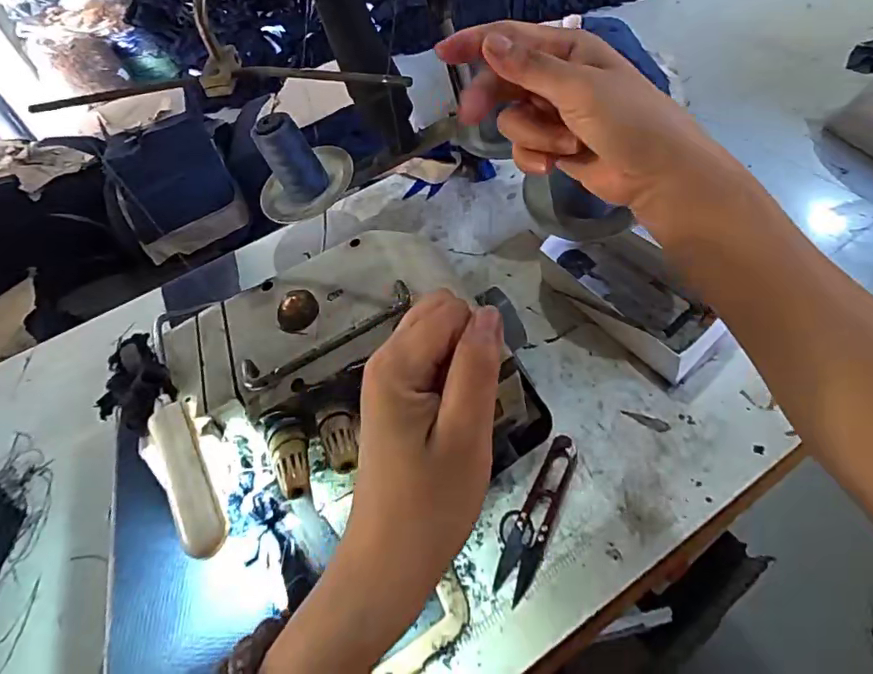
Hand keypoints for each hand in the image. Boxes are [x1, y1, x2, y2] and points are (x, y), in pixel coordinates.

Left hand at [264, 291, 500, 672]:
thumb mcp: (466, 435)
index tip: (482, 389)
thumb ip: (477, 367)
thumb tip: (488, 312)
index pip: (450, 310)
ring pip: (436, 334)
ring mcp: (386, 377)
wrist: (389, 562)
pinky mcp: (392, 395)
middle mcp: (384, 359)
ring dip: (461, 359)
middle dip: (468, 343)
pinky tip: (452, 417)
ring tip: (464, 411)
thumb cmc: (431, 505)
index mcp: (395, 363)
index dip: (477, 340)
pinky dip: (449, 375)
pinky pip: (429, 359)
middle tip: (474, 401)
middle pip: (439, 313)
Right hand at [435, 21, 755, 228]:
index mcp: (568, 50)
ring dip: (535, 134)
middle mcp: (558, 76)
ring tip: (567, 143)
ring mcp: (557, 112)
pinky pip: (525, 145)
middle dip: (491, 99)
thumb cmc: (630, 121)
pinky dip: (537, 155)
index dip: (474, 43)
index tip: (441, 54)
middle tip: (468, 116)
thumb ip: (530, 67)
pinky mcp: (557, 143)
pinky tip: (558, 163)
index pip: (511, 38)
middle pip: (503, 80)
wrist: (662, 176)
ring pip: (513, 118)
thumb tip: (489, 41)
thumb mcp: (579, 88)